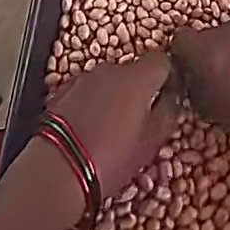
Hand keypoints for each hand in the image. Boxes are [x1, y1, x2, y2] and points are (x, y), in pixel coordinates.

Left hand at [44, 52, 182, 202]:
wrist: (57, 168)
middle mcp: (110, 69)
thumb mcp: (151, 142)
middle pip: (134, 71)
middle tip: (140, 122)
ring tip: (113, 130)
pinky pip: (88, 90)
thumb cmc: (111, 159)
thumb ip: (169, 111)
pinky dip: (93, 102)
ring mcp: (84, 77)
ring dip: (115, 96)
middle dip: (140, 90)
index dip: (168, 77)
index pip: (162, 60)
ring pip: (110, 81)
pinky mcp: (64, 89)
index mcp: (136, 78)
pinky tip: (91, 128)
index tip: (169, 97)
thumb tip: (173, 95)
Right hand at [170, 9, 229, 156]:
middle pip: (205, 34)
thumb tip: (189, 80)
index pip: (179, 40)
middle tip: (223, 74)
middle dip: (210, 51)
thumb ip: (196, 89)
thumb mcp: (216, 111)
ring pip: (229, 30)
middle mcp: (223, 28)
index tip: (192, 69)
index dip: (184, 55)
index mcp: (205, 51)